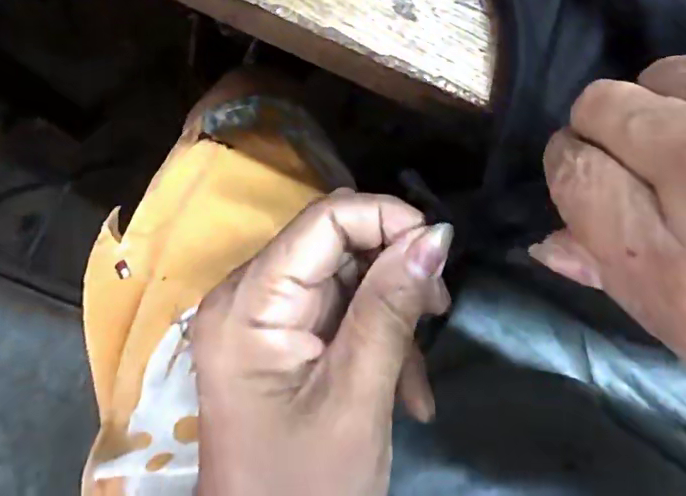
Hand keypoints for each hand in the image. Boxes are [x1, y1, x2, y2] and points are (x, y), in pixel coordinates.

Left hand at [192, 190, 452, 495]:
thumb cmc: (306, 492)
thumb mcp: (357, 398)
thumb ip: (392, 307)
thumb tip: (438, 232)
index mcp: (249, 304)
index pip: (326, 218)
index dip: (387, 218)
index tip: (438, 254)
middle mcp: (247, 295)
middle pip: (336, 240)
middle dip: (394, 267)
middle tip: (438, 308)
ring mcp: (262, 317)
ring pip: (347, 270)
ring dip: (393, 306)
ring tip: (419, 368)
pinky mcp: (280, 337)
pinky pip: (341, 305)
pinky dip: (378, 332)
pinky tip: (405, 386)